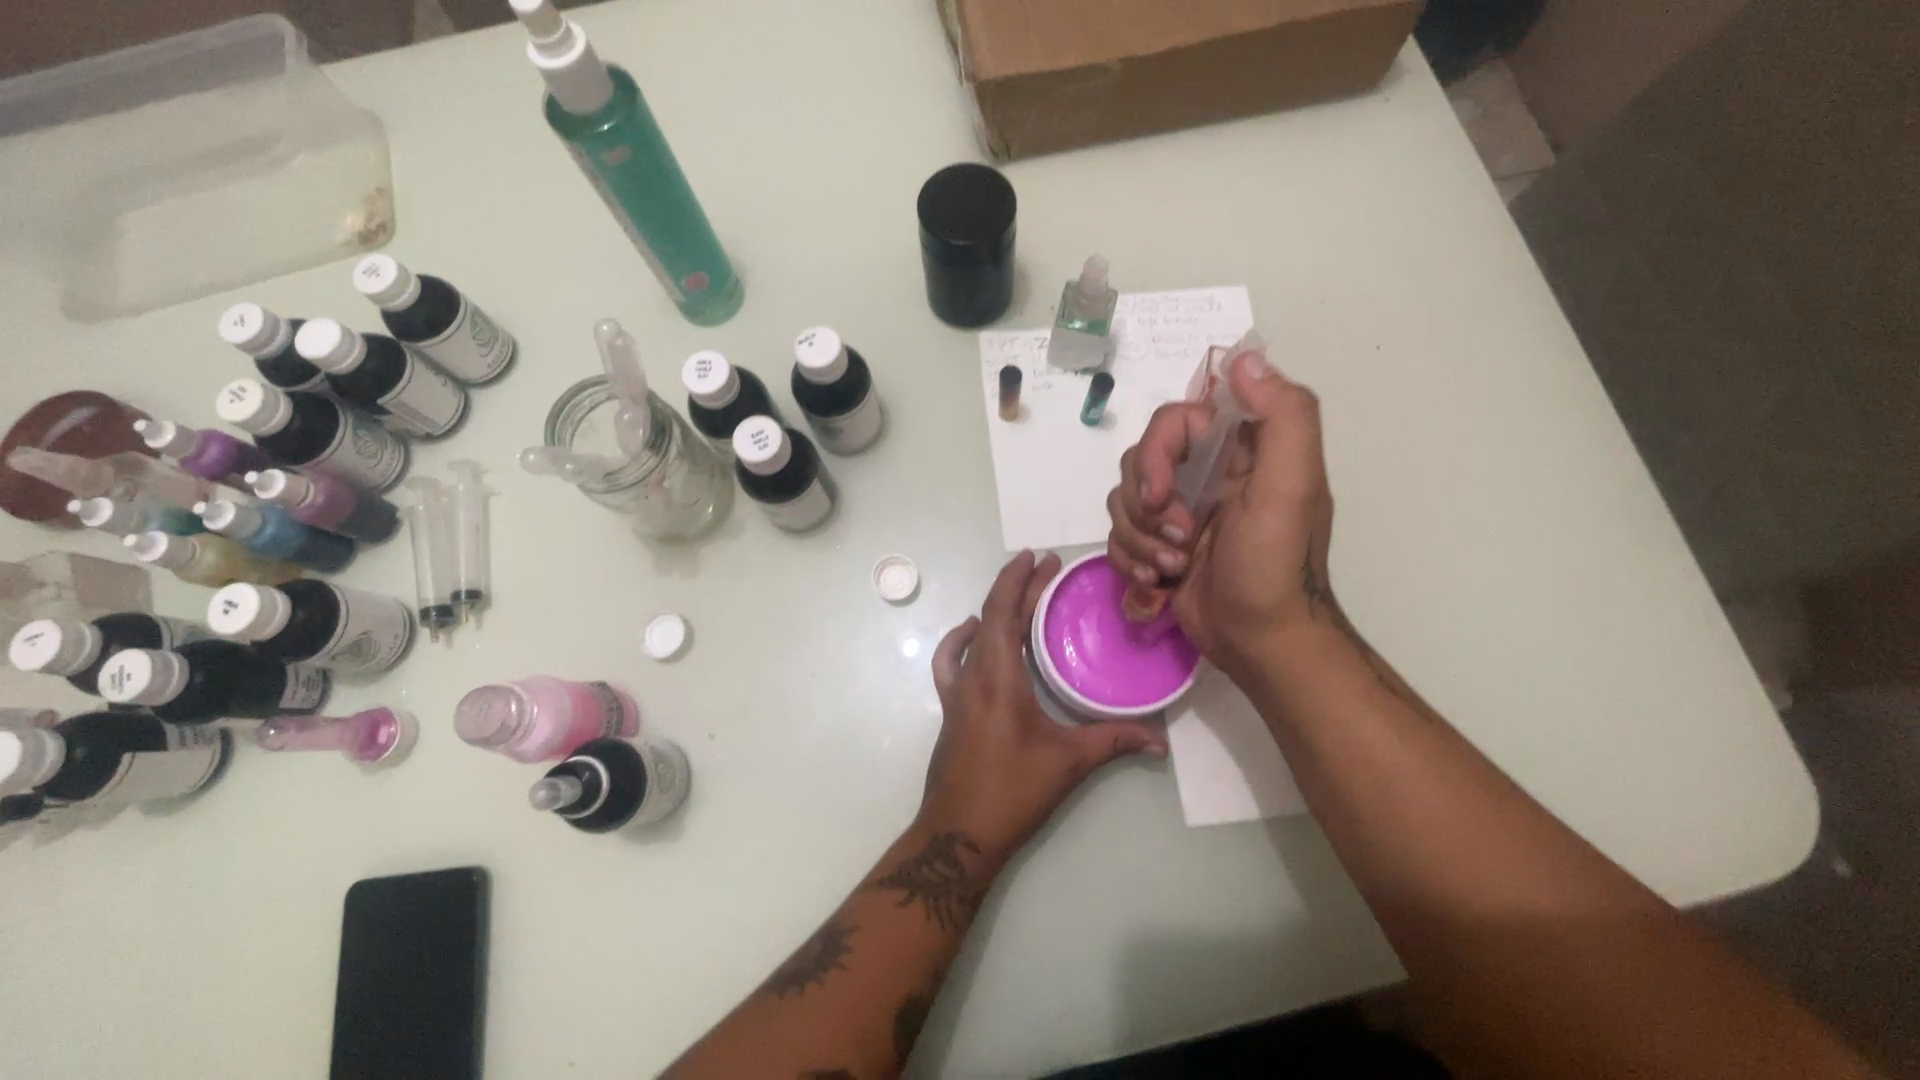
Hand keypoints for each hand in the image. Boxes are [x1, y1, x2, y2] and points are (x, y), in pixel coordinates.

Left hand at [923, 551, 1168, 863]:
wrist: (958, 833)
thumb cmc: (1012, 791)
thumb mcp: (1068, 762)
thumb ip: (1114, 742)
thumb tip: (1160, 741)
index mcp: (996, 677)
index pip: (1002, 611)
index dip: (1017, 579)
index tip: (1035, 556)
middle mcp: (970, 676)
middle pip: (990, 617)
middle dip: (1017, 590)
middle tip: (1046, 570)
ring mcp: (955, 694)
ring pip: (970, 637)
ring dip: (993, 613)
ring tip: (1018, 599)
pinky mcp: (951, 711)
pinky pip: (952, 663)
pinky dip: (963, 642)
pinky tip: (975, 640)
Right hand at [1107, 350, 1333, 677]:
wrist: (1261, 642)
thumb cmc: (1276, 565)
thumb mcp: (1294, 486)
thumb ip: (1283, 415)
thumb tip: (1243, 358)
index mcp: (1240, 451)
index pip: (1176, 418)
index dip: (1158, 450)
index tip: (1161, 492)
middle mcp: (1207, 474)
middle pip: (1140, 459)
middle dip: (1146, 505)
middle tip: (1176, 538)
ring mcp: (1179, 512)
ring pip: (1124, 499)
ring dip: (1140, 538)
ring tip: (1171, 568)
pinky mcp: (1159, 547)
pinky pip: (1120, 535)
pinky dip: (1131, 559)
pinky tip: (1156, 585)